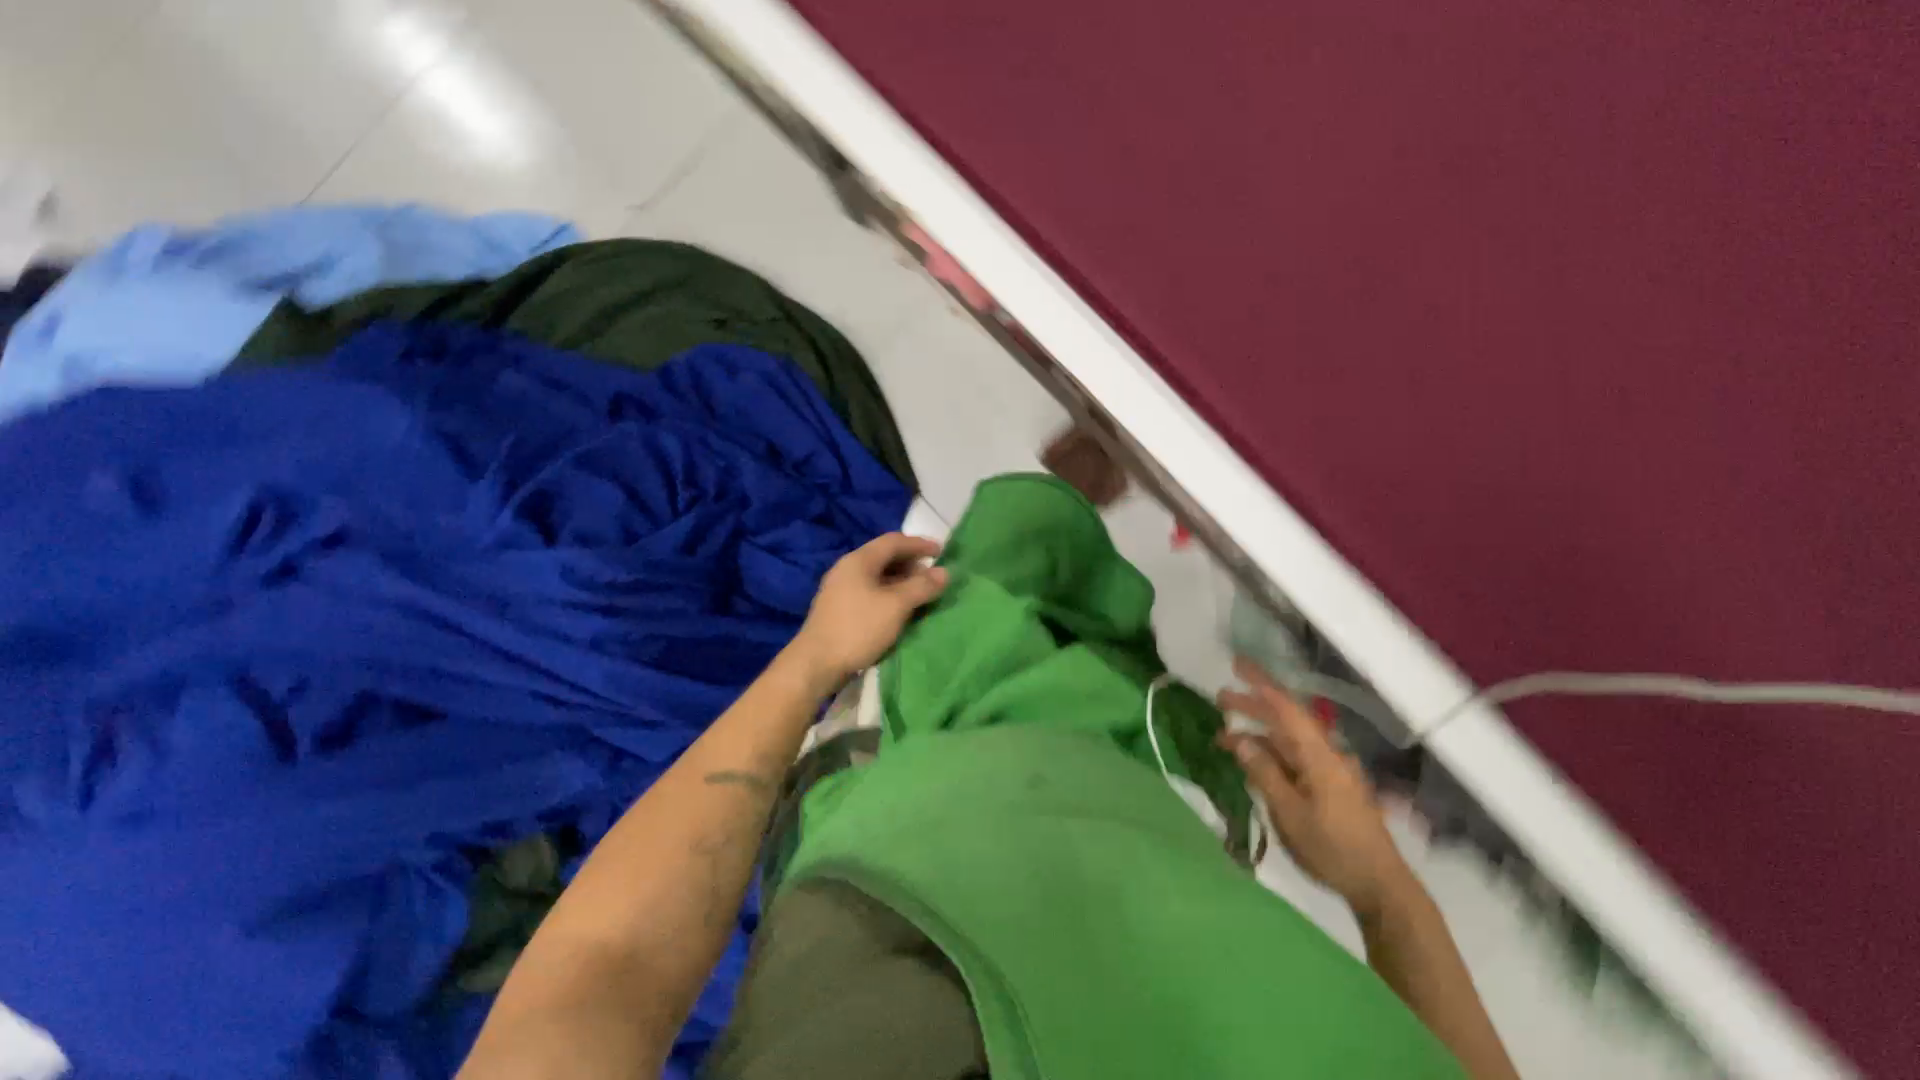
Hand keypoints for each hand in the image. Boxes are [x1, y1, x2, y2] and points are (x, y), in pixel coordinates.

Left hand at [786, 533, 948, 688]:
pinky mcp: (839, 609)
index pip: (893, 541)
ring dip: (901, 582)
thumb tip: (944, 572)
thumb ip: (921, 587)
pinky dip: (889, 596)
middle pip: (884, 557)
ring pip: (877, 577)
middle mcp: (847, 569)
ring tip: (921, 595)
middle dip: (911, 564)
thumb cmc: (858, 628)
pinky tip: (900, 611)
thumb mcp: (896, 606)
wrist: (816, 664)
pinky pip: (870, 593)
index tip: (942, 552)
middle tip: (933, 578)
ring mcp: (840, 590)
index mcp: (859, 560)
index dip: (919, 544)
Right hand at [1218, 657, 1413, 916]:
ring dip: (1259, 735)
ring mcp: (1332, 774)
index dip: (1260, 684)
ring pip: (1290, 743)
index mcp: (1319, 756)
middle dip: (1254, 707)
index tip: (1236, 665)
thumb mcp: (1290, 813)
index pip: (1286, 709)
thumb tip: (1240, 740)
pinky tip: (1255, 764)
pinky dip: (1272, 755)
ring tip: (1226, 737)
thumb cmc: (1332, 848)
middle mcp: (1327, 756)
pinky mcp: (1332, 790)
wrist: (1380, 885)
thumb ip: (1264, 773)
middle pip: (1287, 722)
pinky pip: (1297, 761)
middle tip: (1220, 700)